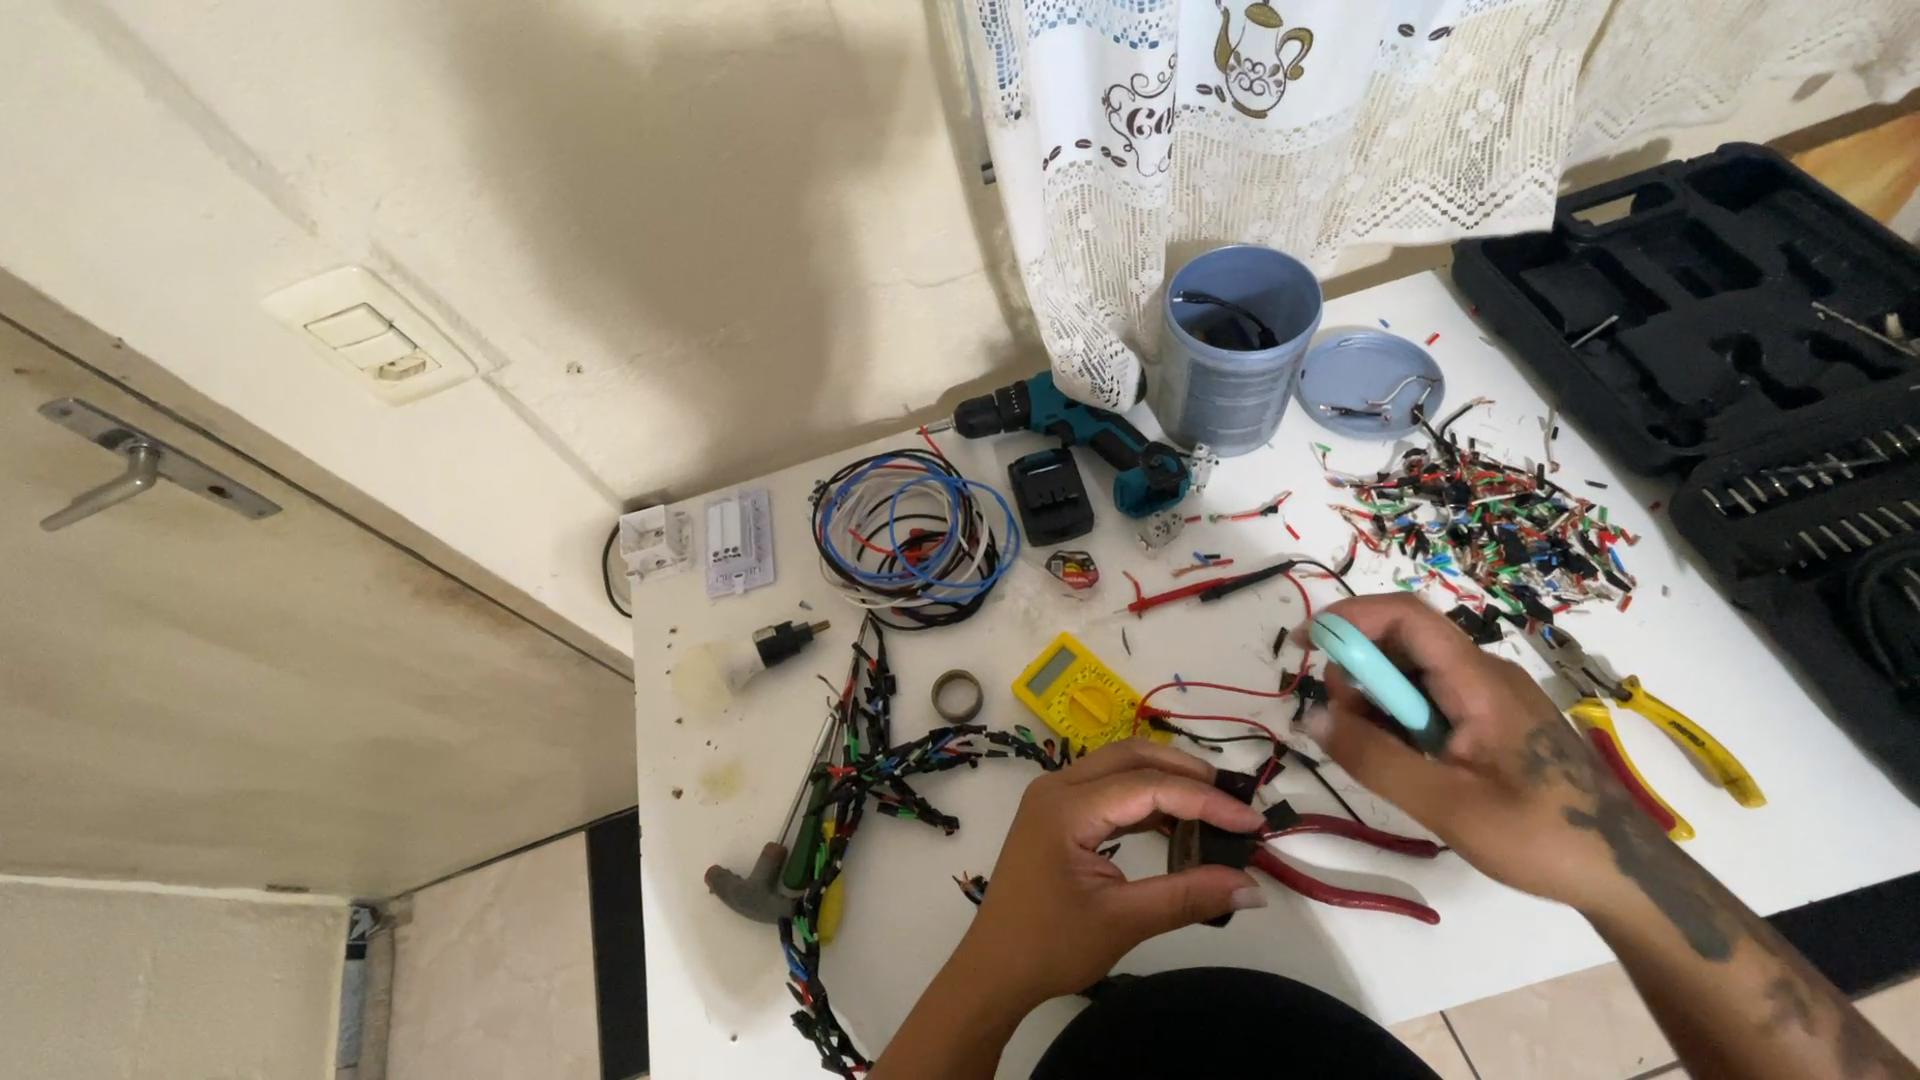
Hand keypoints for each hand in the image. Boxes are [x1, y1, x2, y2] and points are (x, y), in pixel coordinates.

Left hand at [955, 739, 1267, 1007]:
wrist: (994, 967)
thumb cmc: (1050, 945)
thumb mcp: (1123, 921)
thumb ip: (1187, 896)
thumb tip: (1250, 886)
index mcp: (1067, 806)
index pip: (1148, 786)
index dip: (1205, 800)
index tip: (1253, 821)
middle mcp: (1058, 786)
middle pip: (1132, 757)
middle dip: (1186, 772)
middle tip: (1234, 801)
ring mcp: (1054, 796)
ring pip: (1119, 767)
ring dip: (1166, 779)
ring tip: (1214, 807)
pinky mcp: (1058, 812)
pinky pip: (1107, 788)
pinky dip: (1144, 796)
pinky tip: (1176, 820)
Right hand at [1305, 593, 1677, 913]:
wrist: (1627, 876)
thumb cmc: (1542, 838)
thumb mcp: (1447, 805)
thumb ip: (1374, 758)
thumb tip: (1311, 717)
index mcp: (1480, 683)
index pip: (1406, 617)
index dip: (1349, 617)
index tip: (1305, 644)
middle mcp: (1485, 675)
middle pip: (1402, 642)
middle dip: (1357, 672)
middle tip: (1344, 725)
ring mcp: (1491, 696)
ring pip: (1412, 672)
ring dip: (1376, 700)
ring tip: (1377, 753)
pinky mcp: (1492, 719)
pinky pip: (1430, 698)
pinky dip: (1399, 718)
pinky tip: (1405, 760)